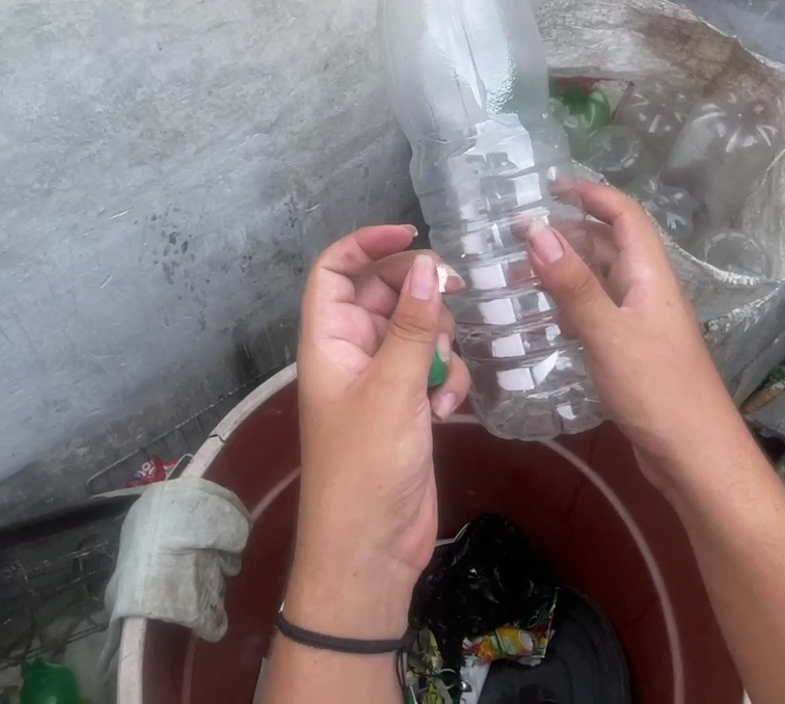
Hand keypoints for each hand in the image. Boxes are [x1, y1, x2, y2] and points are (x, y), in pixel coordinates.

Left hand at [286, 225, 470, 639]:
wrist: (371, 550)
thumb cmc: (367, 466)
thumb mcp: (392, 390)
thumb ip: (412, 326)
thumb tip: (429, 266)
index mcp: (329, 338)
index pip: (335, 270)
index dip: (366, 243)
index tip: (412, 234)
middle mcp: (352, 350)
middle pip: (385, 293)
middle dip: (419, 295)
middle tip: (455, 292)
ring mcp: (382, 378)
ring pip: (416, 329)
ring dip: (438, 344)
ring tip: (441, 376)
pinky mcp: (409, 404)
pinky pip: (433, 368)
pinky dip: (447, 381)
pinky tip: (449, 411)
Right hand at [526, 181, 728, 477]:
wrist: (696, 459)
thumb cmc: (657, 391)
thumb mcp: (608, 334)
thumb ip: (572, 284)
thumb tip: (535, 229)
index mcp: (649, 276)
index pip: (625, 216)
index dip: (592, 194)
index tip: (549, 187)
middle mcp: (646, 291)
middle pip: (607, 245)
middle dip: (566, 232)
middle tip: (516, 236)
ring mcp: (640, 322)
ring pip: (599, 280)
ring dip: (563, 270)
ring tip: (516, 275)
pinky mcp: (631, 350)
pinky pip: (596, 312)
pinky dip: (568, 304)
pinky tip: (541, 317)